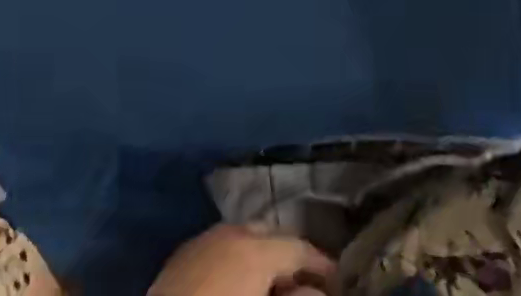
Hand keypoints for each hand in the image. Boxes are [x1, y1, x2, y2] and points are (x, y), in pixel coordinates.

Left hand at [148, 224, 334, 295]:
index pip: (299, 246)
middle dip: (290, 258)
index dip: (323, 264)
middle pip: (269, 236)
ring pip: (242, 239)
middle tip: (307, 286)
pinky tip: (240, 287)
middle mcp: (227, 231)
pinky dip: (237, 263)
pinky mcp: (180, 257)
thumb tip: (316, 291)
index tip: (340, 282)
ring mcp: (200, 240)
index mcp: (253, 246)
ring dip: (263, 259)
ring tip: (274, 288)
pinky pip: (220, 250)